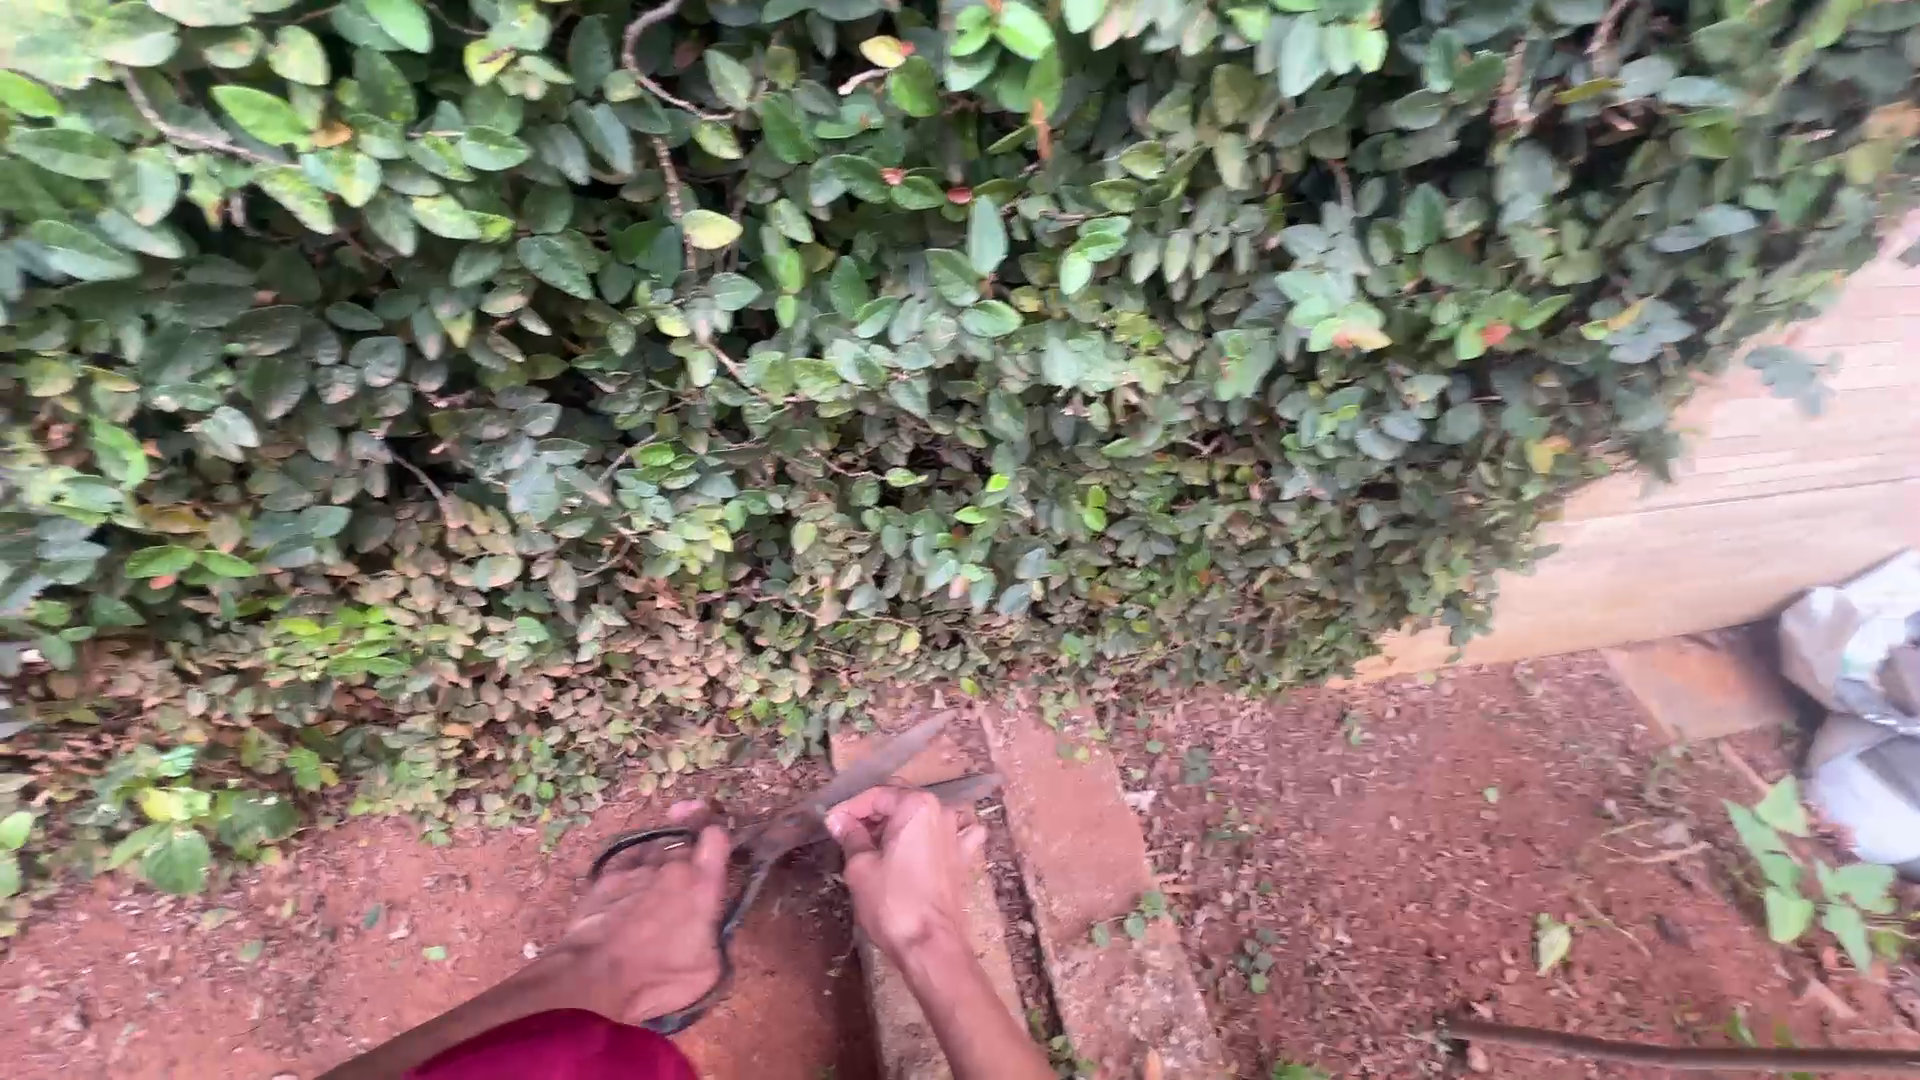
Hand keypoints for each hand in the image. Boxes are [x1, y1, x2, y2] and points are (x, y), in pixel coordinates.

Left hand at [539, 800, 729, 1024]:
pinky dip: (634, 860)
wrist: (593, 982)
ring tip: (661, 861)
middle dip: (690, 832)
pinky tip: (633, 872)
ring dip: (662, 849)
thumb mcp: (707, 970)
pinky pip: (627, 857)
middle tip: (690, 842)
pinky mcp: (606, 879)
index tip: (715, 839)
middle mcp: (673, 867)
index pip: (717, 836)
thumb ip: (717, 939)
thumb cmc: (657, 979)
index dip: (717, 833)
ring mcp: (637, 870)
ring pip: (656, 844)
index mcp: (703, 884)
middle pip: (685, 833)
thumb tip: (714, 933)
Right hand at [825, 786, 983, 962]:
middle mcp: (941, 811)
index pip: (877, 795)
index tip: (831, 823)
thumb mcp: (860, 867)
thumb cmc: (893, 903)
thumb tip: (839, 820)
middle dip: (872, 815)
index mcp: (916, 806)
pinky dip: (936, 834)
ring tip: (874, 844)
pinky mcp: (963, 857)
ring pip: (922, 816)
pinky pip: (952, 834)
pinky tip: (926, 843)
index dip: (850, 808)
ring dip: (898, 825)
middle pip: (900, 802)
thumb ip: (851, 836)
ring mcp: (957, 834)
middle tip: (846, 835)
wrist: (932, 945)